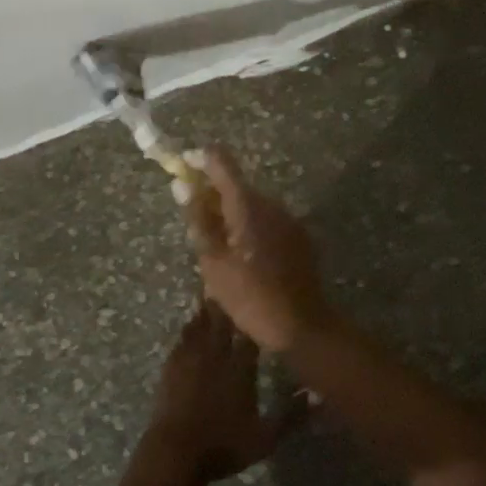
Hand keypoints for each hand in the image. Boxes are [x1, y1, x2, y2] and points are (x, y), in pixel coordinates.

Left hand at [150, 300, 304, 481]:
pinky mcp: (171, 365)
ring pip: (201, 323)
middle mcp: (216, 354)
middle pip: (223, 319)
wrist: (175, 452)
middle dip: (228, 302)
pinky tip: (191, 325)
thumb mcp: (265, 438)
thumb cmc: (223, 445)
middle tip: (233, 281)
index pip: (250, 333)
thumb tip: (317, 395)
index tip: (262, 300)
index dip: (256, 317)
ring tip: (212, 292)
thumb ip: (291, 415)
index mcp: (240, 367)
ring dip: (207, 309)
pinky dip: (189, 328)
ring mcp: (191, 357)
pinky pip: (183, 337)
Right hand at [184, 147, 330, 351]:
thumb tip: (182, 185)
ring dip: (232, 213)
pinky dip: (250, 227)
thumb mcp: (214, 262)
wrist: (302, 326)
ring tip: (215, 243)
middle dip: (213, 194)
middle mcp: (271, 203)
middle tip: (194, 218)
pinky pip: (268, 221)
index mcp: (248, 205)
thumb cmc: (250, 296)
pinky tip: (242, 255)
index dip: (201, 159)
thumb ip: (198, 220)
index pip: (222, 163)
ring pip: (252, 205)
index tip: (184, 166)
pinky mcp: (298, 236)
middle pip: (237, 185)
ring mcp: (288, 219)